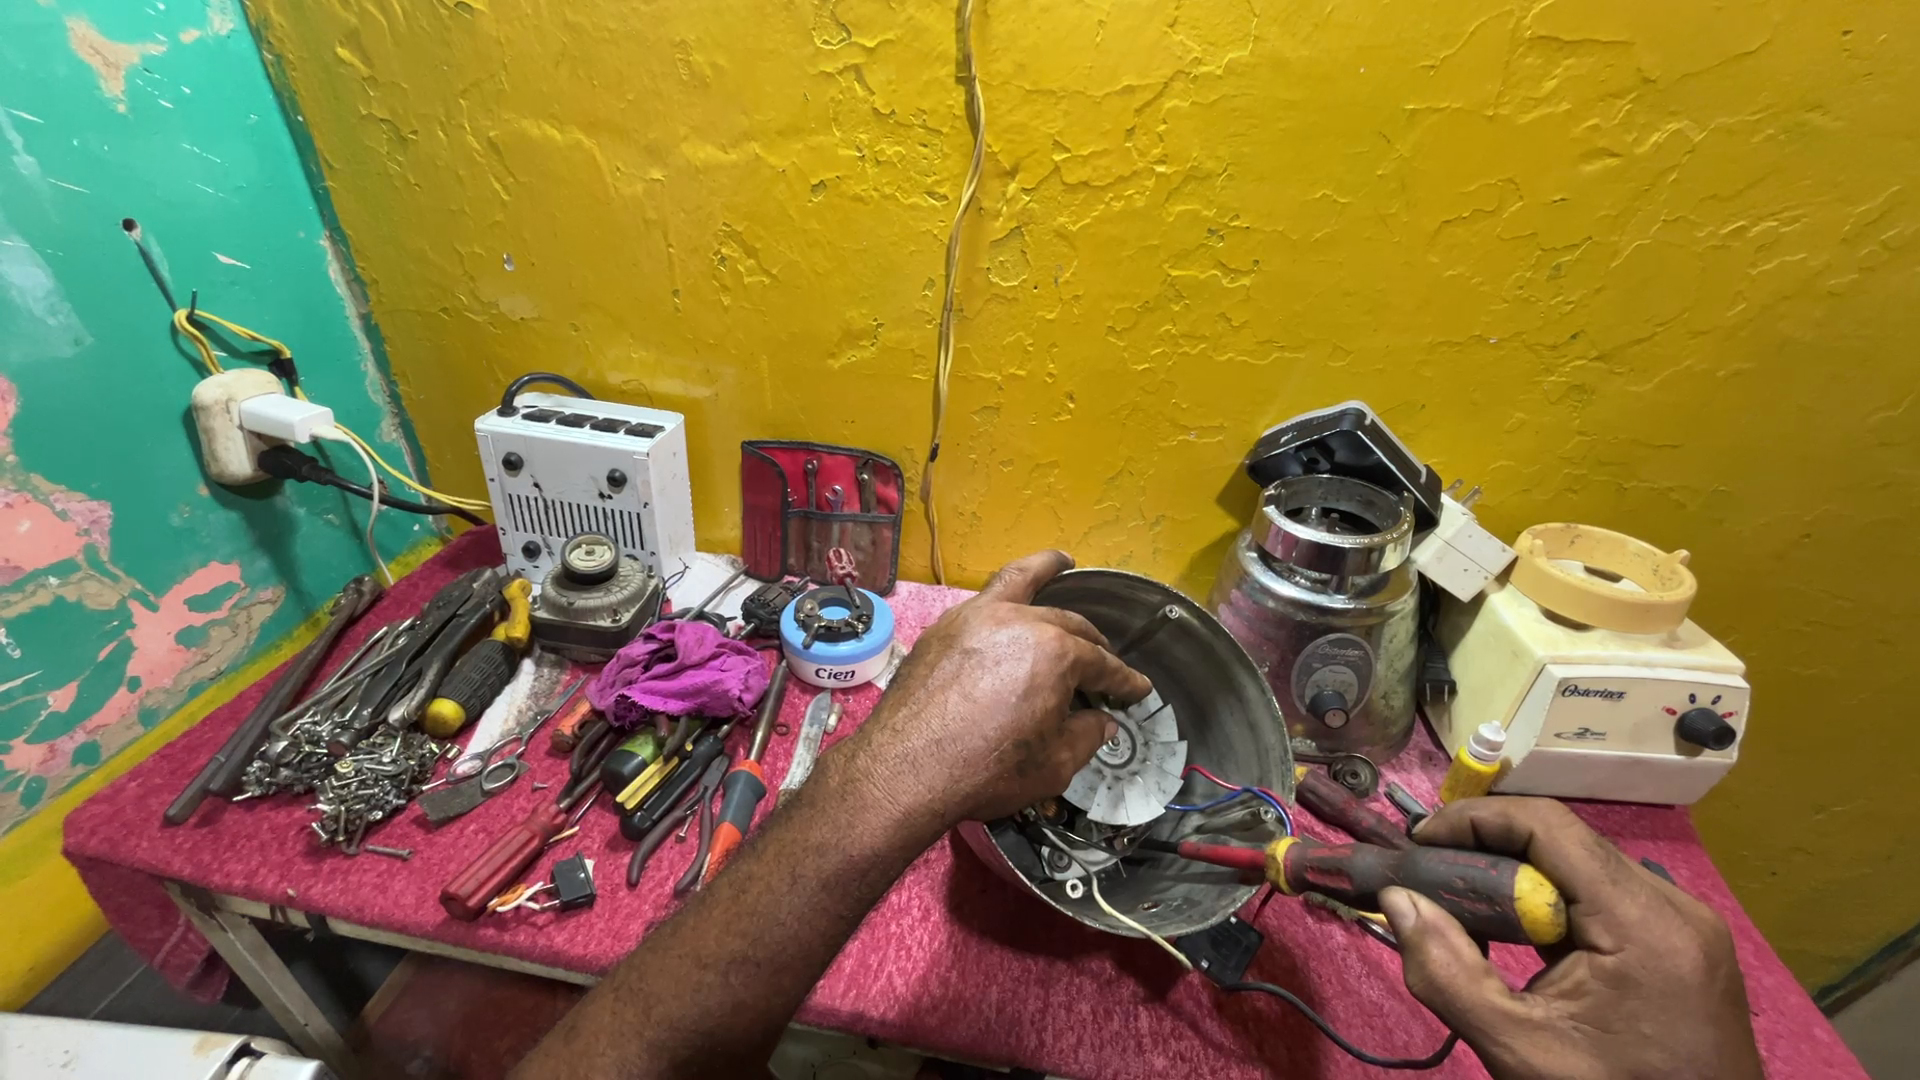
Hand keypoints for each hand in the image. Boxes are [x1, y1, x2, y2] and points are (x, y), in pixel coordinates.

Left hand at [841, 550, 1150, 830]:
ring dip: (1046, 570)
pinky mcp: (946, 625)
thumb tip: (1101, 720)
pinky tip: (1009, 600)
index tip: (1138, 689)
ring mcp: (977, 616)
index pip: (1101, 664)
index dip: (1124, 680)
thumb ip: (1085, 736)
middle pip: (1068, 624)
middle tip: (1104, 662)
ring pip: (1020, 582)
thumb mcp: (1053, 766)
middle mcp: (1019, 621)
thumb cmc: (986, 770)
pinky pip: (984, 599)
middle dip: (1093, 643)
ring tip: (1063, 561)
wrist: (905, 768)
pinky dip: (1006, 592)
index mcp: (1055, 653)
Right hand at [1377, 798, 1761, 1079]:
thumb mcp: (1517, 1050)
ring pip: (1571, 856)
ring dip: (1506, 865)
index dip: (1473, 819)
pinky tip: (1507, 920)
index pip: (1547, 826)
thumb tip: (1394, 898)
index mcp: (1644, 927)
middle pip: (1558, 837)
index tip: (1418, 843)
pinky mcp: (1674, 936)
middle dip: (1481, 843)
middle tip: (1425, 869)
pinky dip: (1537, 889)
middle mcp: (1672, 906)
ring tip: (1456, 893)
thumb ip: (1445, 972)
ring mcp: (1680, 920)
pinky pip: (1591, 884)